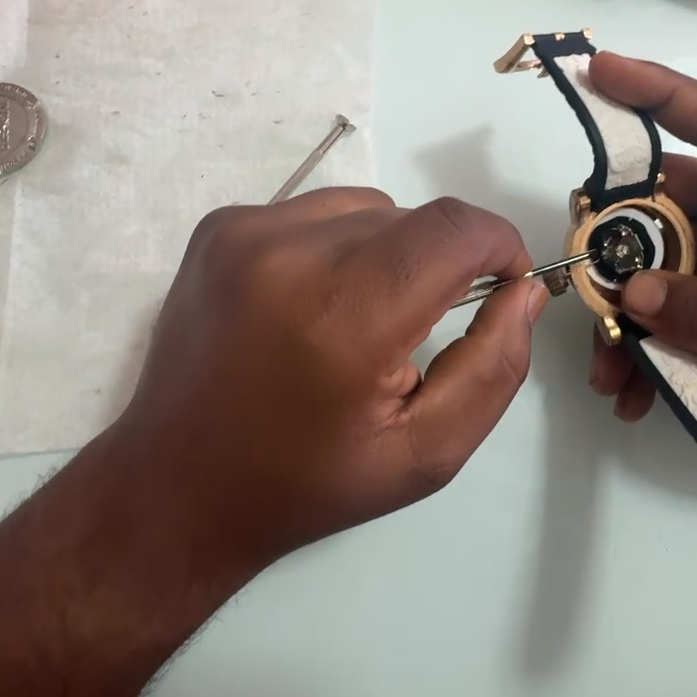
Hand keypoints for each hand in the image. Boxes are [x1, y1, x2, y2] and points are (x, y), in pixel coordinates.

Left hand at [105, 189, 547, 569]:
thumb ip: (493, 366)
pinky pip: (317, 212)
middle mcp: (290, 254)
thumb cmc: (307, 482)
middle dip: (444, 261)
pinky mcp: (220, 226)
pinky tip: (312, 303)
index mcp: (346, 318)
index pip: (455, 230)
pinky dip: (339, 246)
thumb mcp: (426, 454)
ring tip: (360, 317)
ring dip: (391, 251)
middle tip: (419, 325)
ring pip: (369, 209)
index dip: (499, 246)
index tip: (503, 283)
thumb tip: (523, 290)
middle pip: (416, 219)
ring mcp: (246, 231)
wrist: (174, 487)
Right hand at [584, 54, 696, 469]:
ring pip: (650, 268)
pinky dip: (639, 350)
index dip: (663, 92)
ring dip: (619, 317)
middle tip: (579, 287)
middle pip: (662, 204)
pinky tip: (632, 395)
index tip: (599, 70)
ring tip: (609, 375)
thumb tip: (630, 292)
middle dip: (611, 242)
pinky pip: (663, 317)